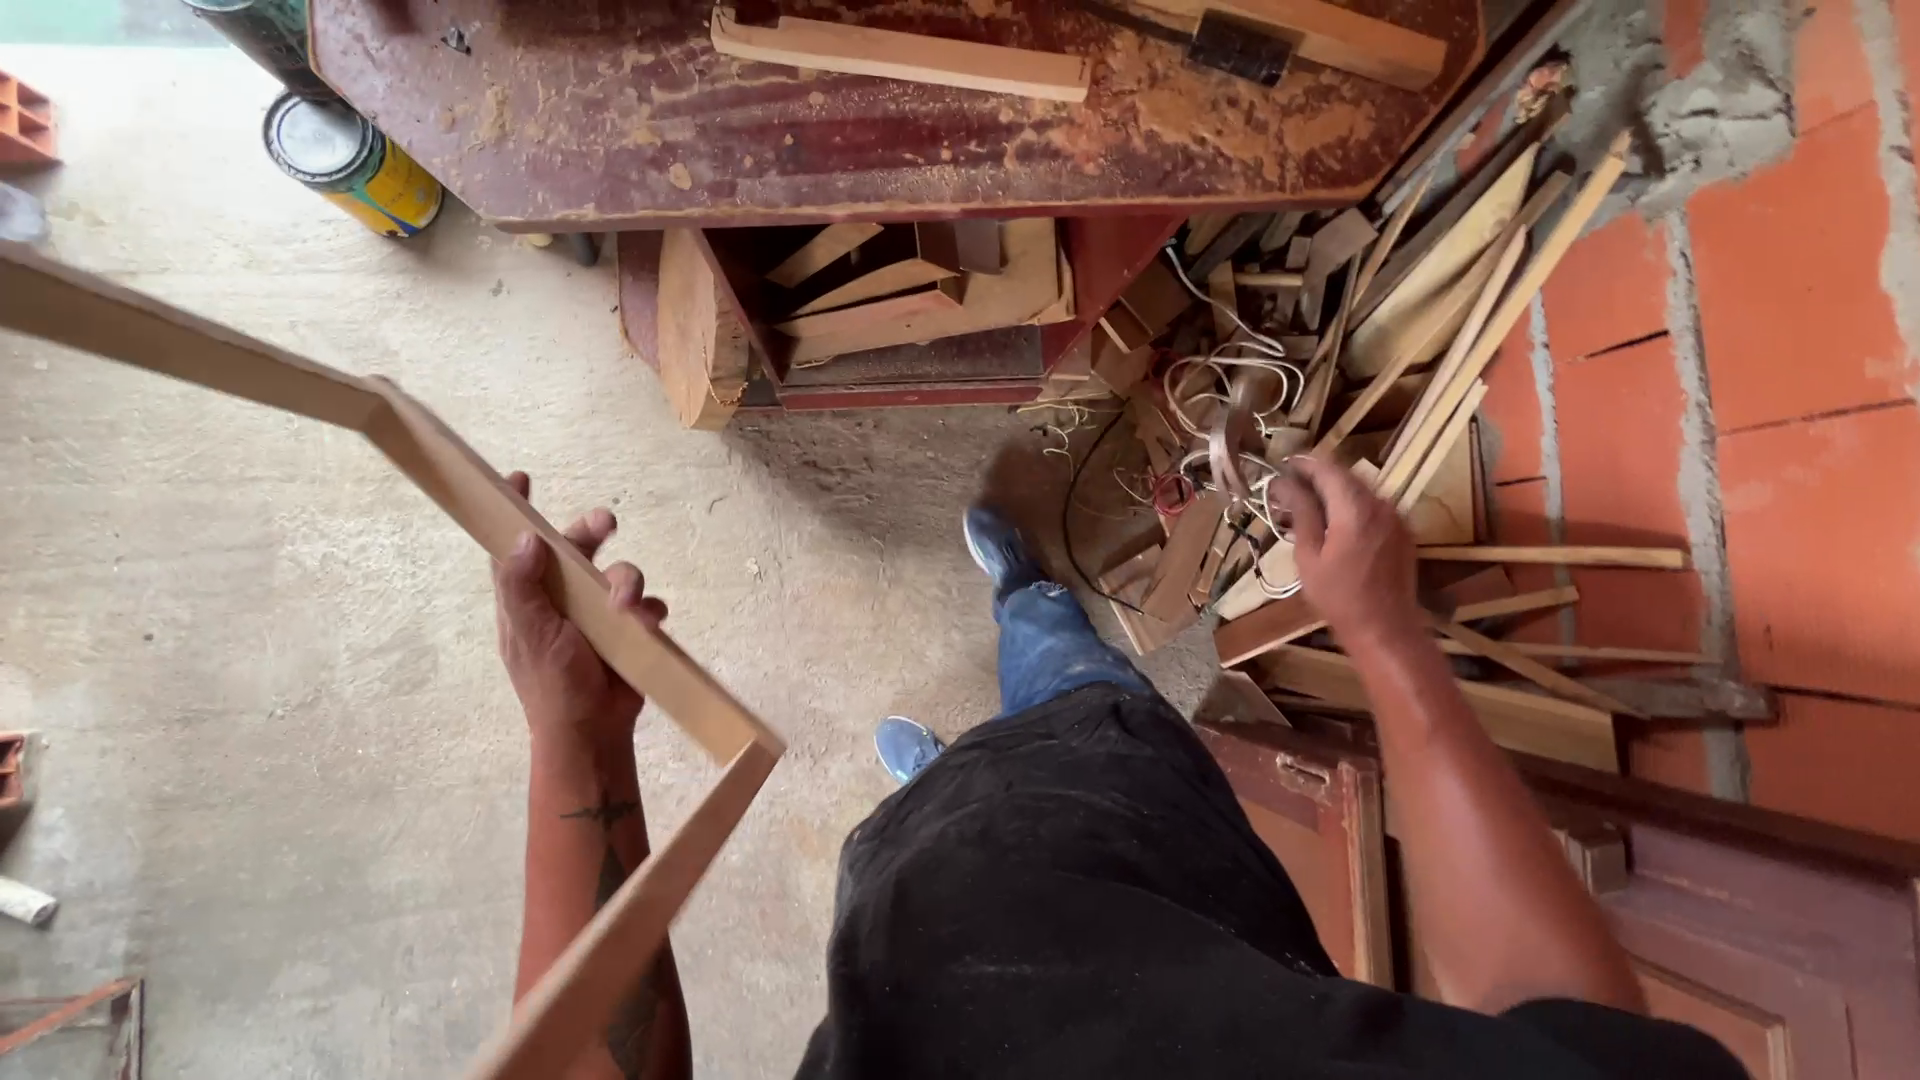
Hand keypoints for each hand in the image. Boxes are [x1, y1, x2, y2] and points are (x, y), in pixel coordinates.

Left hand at [492, 472, 668, 744]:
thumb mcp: (528, 633)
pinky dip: (650, 611)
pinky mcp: (631, 631)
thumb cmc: (551, 684)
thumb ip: (521, 586)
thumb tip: (524, 537)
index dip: (518, 514)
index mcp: (530, 598)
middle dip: (594, 530)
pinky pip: (648, 605)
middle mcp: (564, 599)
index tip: (522, 479)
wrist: (593, 730)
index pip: (518, 548)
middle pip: (579, 548)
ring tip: (629, 609)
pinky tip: (648, 624)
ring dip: (629, 583)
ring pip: (621, 574)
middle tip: (607, 523)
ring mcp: (599, 614)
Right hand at [1266, 455, 1421, 646]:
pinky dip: (1349, 506)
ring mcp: (1396, 517)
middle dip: (1315, 477)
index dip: (1303, 464)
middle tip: (1287, 489)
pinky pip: (1372, 506)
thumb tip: (1283, 483)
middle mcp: (1381, 505)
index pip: (1328, 469)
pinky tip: (1331, 523)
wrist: (1384, 628)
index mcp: (1356, 509)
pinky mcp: (1402, 530)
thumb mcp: (1308, 555)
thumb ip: (1300, 513)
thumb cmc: (1338, 596)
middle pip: (1346, 476)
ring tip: (1305, 507)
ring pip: (1359, 490)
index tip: (1280, 467)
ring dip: (1332, 492)